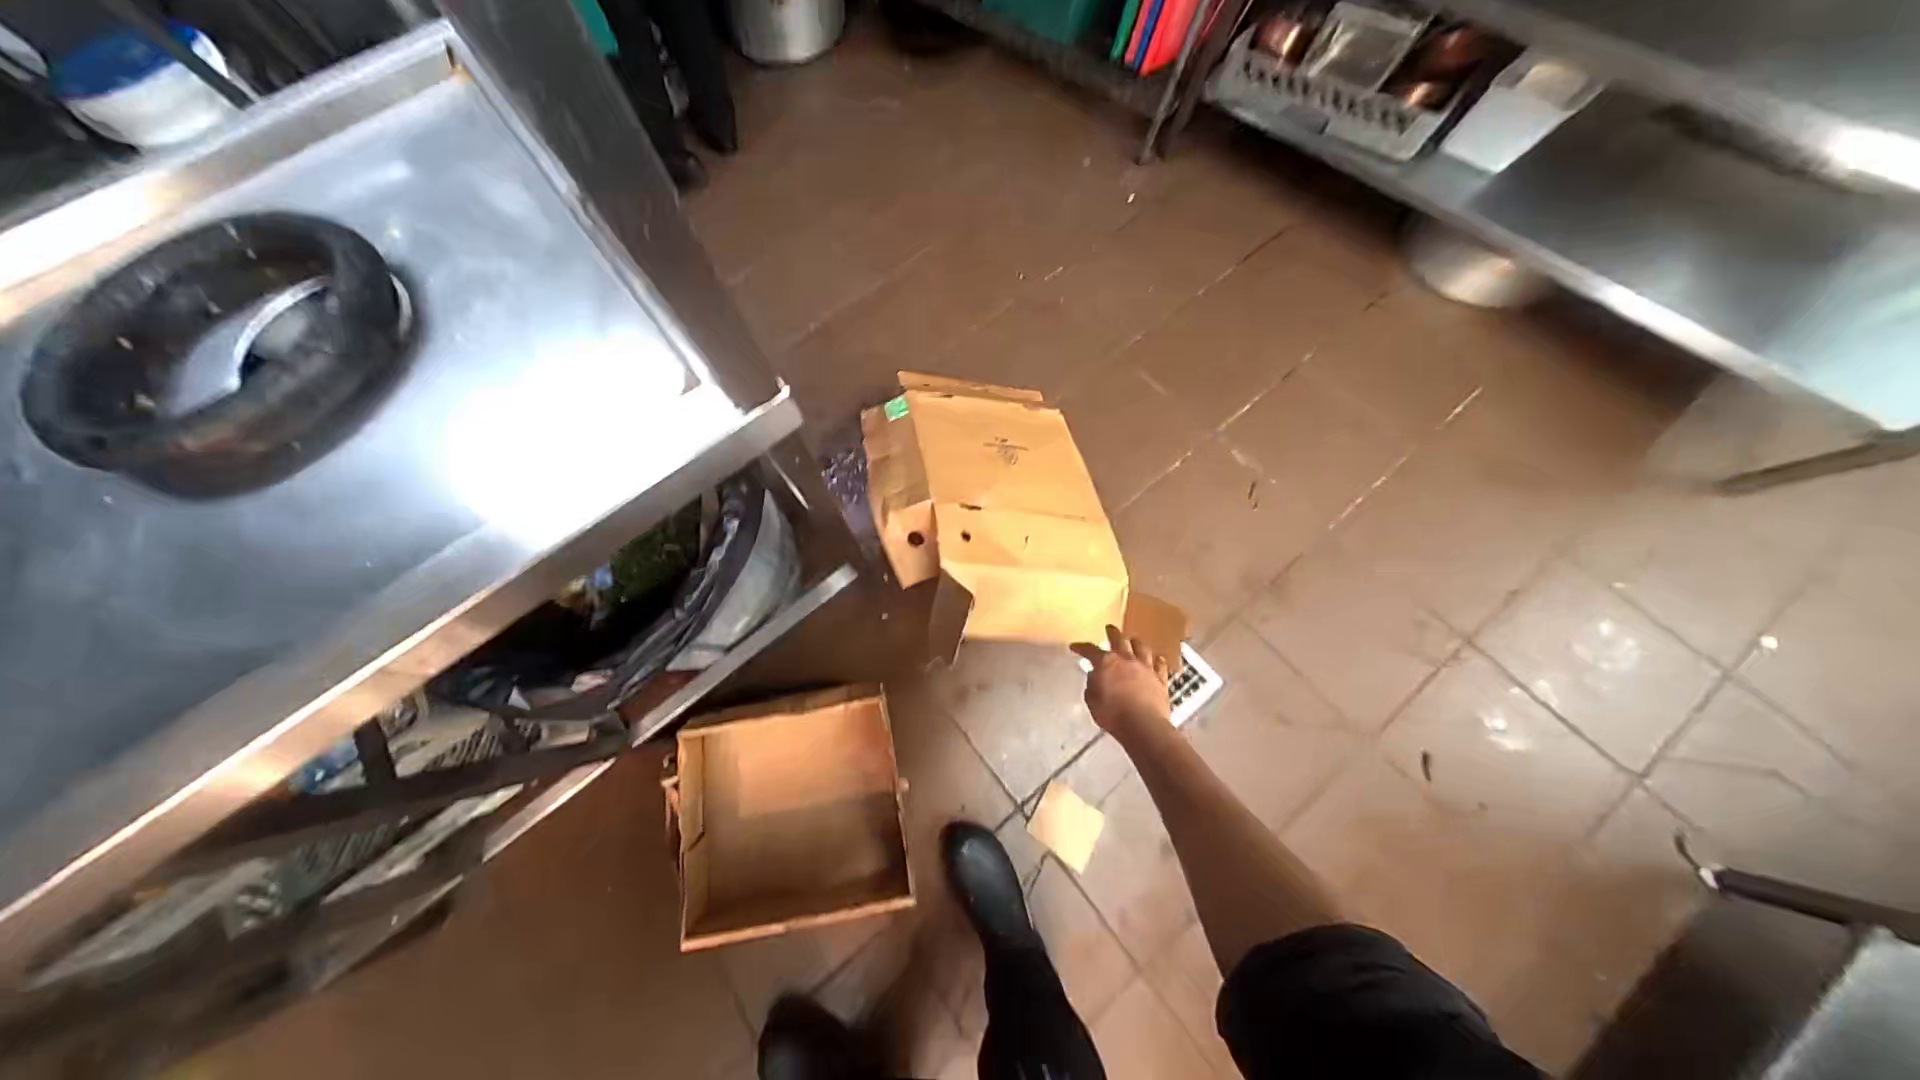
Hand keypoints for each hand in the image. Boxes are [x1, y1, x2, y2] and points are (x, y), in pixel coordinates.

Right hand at [1071, 625, 1171, 740]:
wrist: (1143, 725)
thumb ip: (1092, 685)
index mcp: (1106, 663)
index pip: (1090, 650)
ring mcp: (1145, 667)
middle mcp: (1126, 660)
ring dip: (1135, 642)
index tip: (1075, 647)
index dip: (1081, 648)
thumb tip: (1094, 676)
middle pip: (1119, 639)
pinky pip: (1160, 664)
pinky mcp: (1160, 679)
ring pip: (1141, 647)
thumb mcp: (1092, 701)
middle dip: (1112, 633)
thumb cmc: (1113, 715)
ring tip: (1133, 639)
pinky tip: (1158, 658)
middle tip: (1109, 628)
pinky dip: (1157, 660)